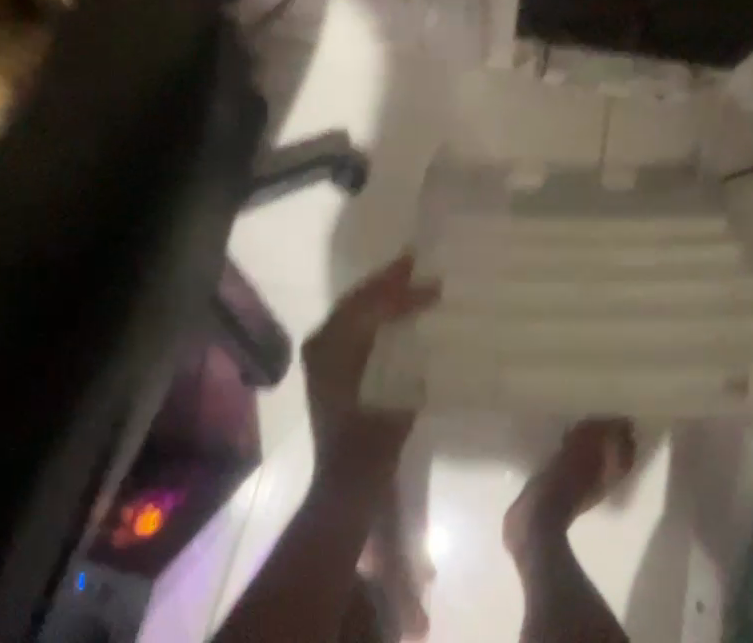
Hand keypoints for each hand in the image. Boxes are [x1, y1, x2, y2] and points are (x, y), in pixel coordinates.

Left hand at [302, 253, 439, 487]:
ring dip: (384, 297)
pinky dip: (379, 315)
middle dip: (388, 283)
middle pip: (358, 302)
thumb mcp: (393, 399)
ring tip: (415, 280)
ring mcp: (326, 358)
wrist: (346, 489)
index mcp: (331, 349)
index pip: (366, 305)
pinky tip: (403, 313)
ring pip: (357, 312)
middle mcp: (322, 346)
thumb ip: (406, 358)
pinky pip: (358, 327)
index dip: (398, 290)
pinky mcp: (336, 371)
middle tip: (420, 263)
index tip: (430, 280)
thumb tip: (427, 317)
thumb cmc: (369, 449)